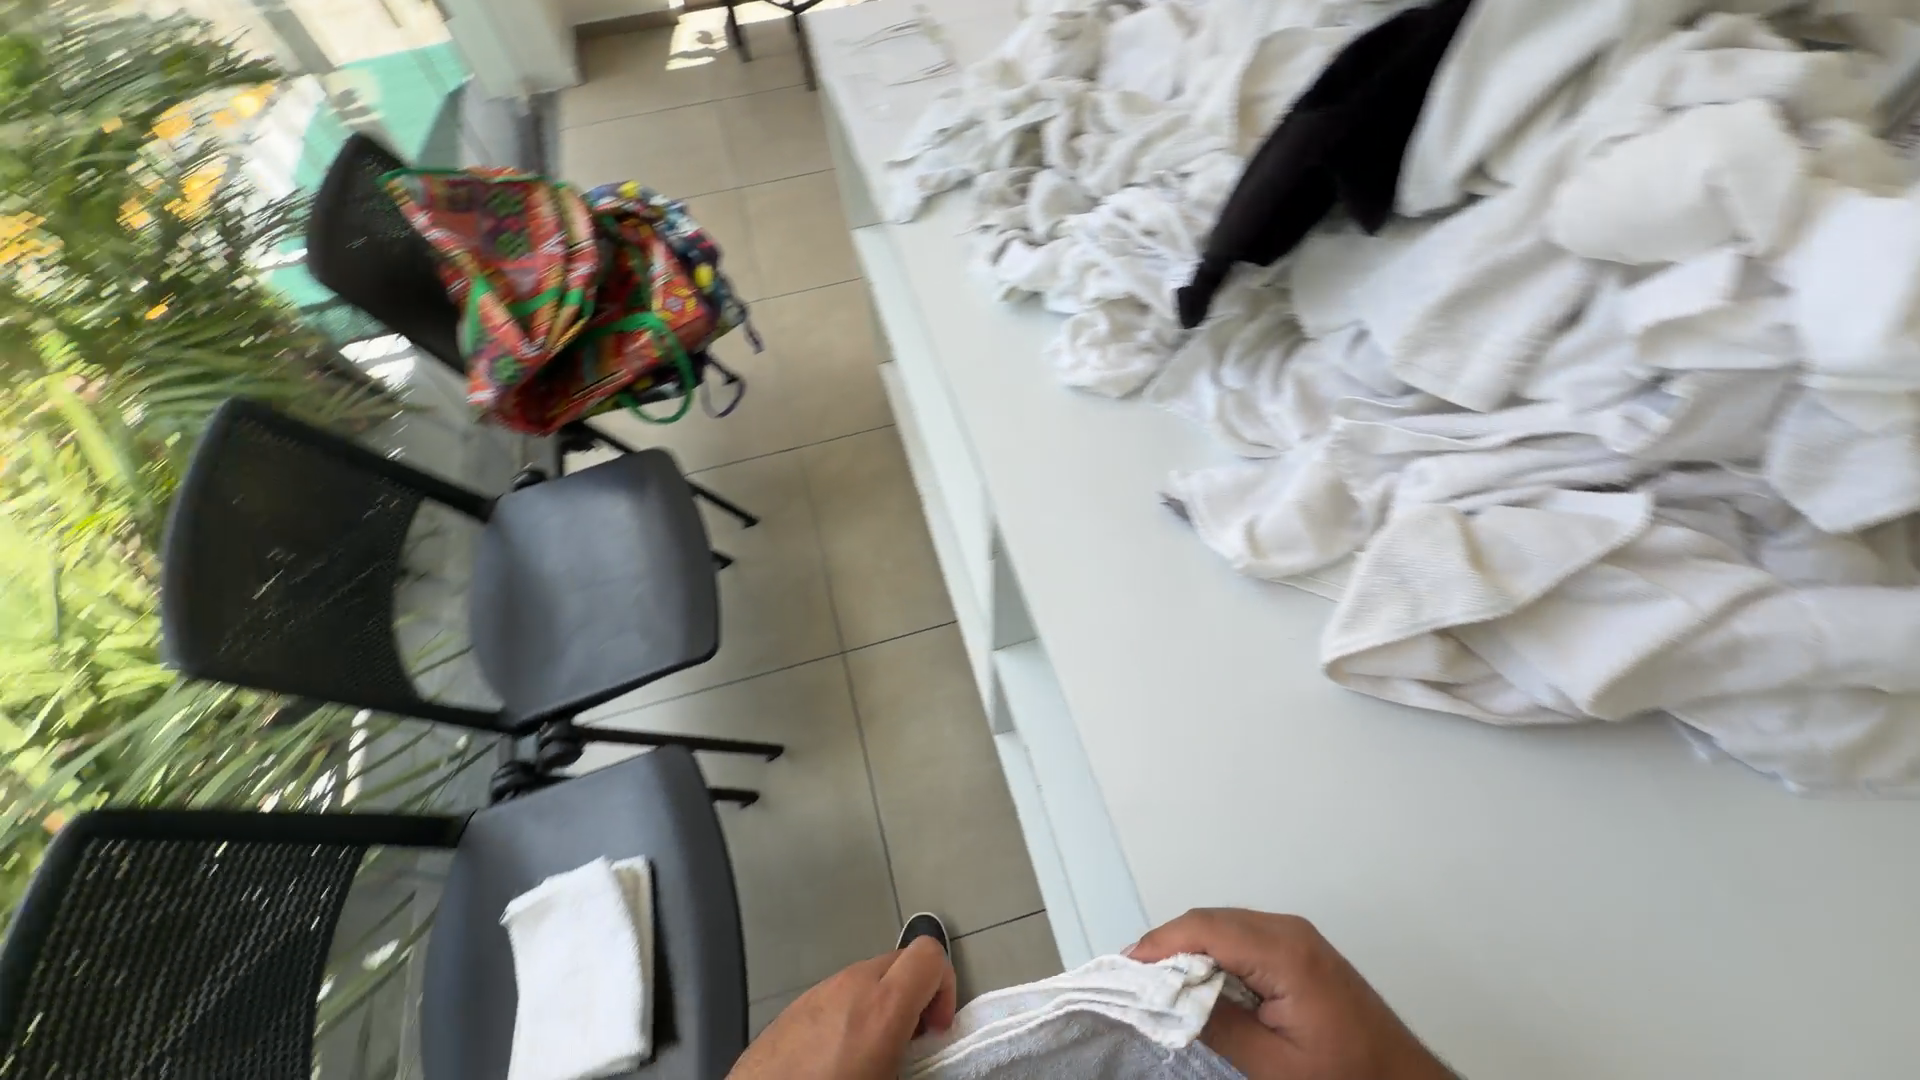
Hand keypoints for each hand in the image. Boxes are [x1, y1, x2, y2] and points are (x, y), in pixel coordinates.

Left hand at [727, 936, 957, 1079]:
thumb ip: (916, 1066)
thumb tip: (919, 1058)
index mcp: (882, 1006)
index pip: (930, 954)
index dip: (944, 986)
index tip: (935, 1031)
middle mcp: (851, 984)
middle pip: (900, 963)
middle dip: (914, 998)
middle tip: (908, 1047)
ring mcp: (818, 991)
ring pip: (867, 978)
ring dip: (881, 1007)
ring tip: (869, 1058)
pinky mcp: (793, 1007)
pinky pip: (836, 995)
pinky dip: (849, 1015)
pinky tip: (834, 1061)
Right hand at [1129, 909, 1455, 1079]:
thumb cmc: (1345, 1077)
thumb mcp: (1273, 1065)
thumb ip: (1217, 1022)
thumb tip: (1167, 995)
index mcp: (1283, 952)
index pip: (1205, 929)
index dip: (1160, 942)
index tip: (1125, 965)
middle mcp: (1287, 928)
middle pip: (1211, 920)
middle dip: (1168, 942)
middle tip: (1134, 973)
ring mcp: (1295, 933)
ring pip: (1223, 923)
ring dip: (1188, 945)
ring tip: (1157, 976)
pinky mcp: (1298, 945)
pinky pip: (1242, 934)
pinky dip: (1212, 949)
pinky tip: (1197, 975)